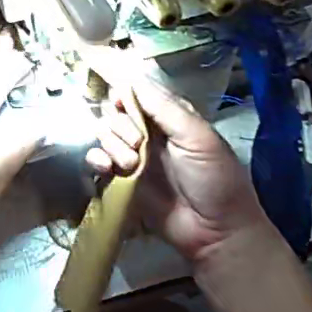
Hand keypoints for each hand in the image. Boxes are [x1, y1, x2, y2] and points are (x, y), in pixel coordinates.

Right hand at [87, 77, 272, 266]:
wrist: (214, 232)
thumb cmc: (214, 178)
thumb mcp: (197, 136)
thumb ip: (164, 107)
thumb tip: (132, 79)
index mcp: (169, 118)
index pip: (138, 94)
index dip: (124, 93)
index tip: (120, 101)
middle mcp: (148, 133)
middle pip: (116, 113)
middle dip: (120, 125)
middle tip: (137, 143)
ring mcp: (133, 157)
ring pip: (104, 135)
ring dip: (112, 145)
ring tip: (130, 165)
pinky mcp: (121, 181)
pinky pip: (97, 161)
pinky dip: (96, 160)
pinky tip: (107, 169)